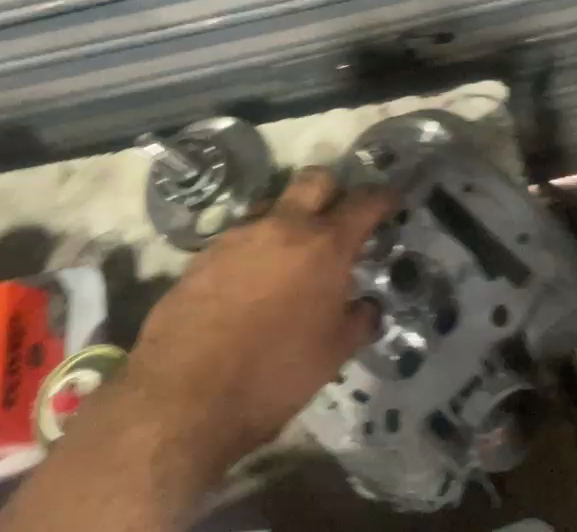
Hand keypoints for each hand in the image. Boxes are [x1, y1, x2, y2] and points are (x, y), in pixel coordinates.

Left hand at [127, 167, 398, 473]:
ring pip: (272, 208)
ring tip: (289, 262)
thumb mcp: (333, 354)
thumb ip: (358, 321)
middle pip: (315, 179)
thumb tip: (367, 306)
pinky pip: (239, 239)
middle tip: (338, 220)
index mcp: (324, 245)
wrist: (184, 397)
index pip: (365, 201)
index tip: (392, 202)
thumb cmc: (274, 375)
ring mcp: (238, 236)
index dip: (383, 198)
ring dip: (288, 224)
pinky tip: (250, 288)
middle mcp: (282, 227)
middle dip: (333, 191)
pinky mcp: (203, 255)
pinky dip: (254, 252)